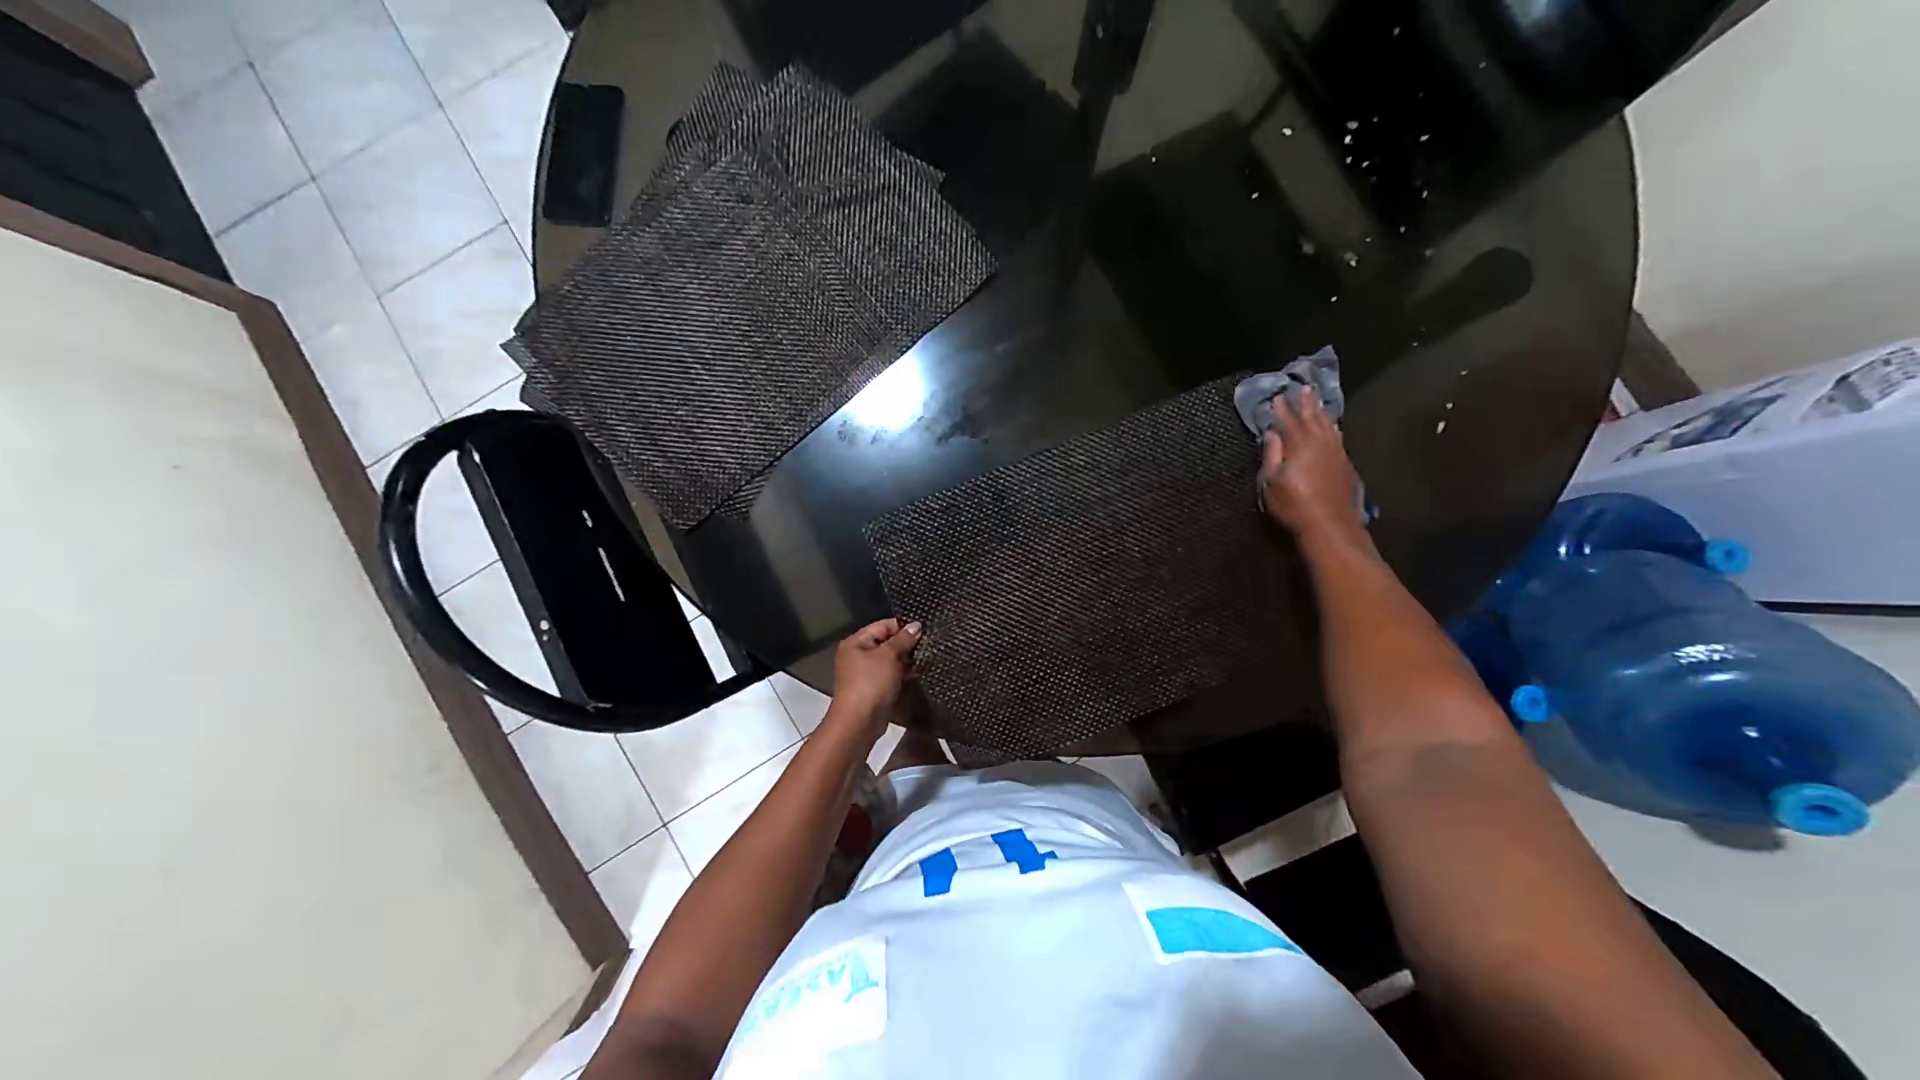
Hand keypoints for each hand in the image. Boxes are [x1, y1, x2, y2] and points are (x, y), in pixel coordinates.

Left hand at [827, 618, 921, 732]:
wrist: (859, 722)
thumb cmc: (871, 683)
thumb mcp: (889, 656)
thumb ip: (903, 639)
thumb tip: (916, 625)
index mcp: (856, 642)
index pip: (882, 625)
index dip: (902, 626)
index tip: (923, 630)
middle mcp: (857, 655)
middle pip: (885, 642)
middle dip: (905, 644)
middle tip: (928, 644)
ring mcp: (864, 673)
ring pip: (889, 660)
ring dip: (905, 660)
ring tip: (926, 657)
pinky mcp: (873, 688)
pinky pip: (890, 675)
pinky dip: (902, 673)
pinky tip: (918, 673)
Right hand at [1259, 388, 1363, 540]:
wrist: (1329, 524)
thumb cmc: (1293, 504)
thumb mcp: (1271, 481)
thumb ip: (1272, 454)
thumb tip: (1272, 434)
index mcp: (1299, 445)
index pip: (1289, 421)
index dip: (1282, 409)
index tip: (1277, 397)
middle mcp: (1320, 443)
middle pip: (1312, 418)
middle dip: (1306, 403)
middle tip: (1304, 388)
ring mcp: (1335, 452)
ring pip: (1328, 425)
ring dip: (1321, 412)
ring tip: (1317, 401)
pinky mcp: (1344, 463)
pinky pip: (1337, 436)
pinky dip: (1332, 427)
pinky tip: (1333, 426)